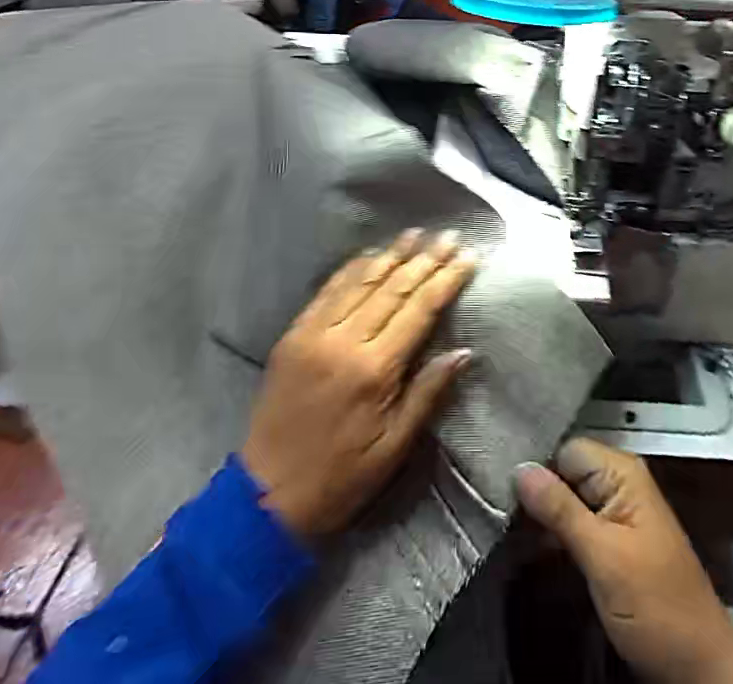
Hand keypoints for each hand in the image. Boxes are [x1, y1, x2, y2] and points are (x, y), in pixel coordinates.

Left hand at [242, 230, 477, 539]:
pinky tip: (369, 256)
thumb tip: (463, 351)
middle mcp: (343, 342)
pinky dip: (350, 270)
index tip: (469, 258)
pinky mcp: (291, 339)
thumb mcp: (396, 445)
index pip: (419, 310)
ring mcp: (312, 336)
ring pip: (358, 283)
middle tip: (449, 236)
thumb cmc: (342, 476)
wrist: (263, 498)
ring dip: (390, 256)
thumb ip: (428, 392)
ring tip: (415, 233)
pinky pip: (325, 294)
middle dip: (425, 259)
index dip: (446, 280)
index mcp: (373, 369)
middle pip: (392, 288)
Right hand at [516, 440, 732, 683]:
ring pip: (564, 497)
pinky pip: (571, 522)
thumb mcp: (603, 556)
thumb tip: (520, 469)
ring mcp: (613, 512)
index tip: (497, 485)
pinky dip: (548, 533)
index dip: (536, 464)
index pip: (567, 448)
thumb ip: (561, 510)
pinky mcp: (607, 540)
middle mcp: (618, 483)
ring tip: (498, 527)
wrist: (694, 659)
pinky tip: (521, 546)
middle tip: (493, 510)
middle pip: (564, 470)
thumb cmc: (654, 604)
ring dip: (536, 513)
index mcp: (623, 473)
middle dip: (532, 489)